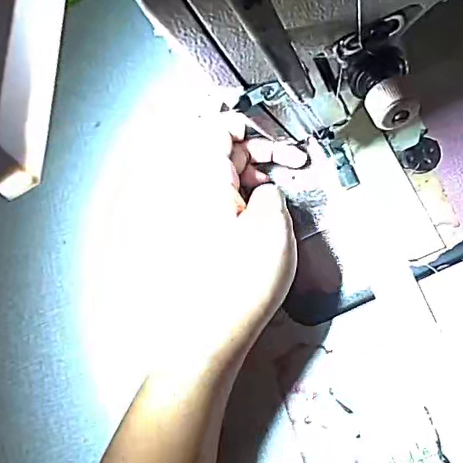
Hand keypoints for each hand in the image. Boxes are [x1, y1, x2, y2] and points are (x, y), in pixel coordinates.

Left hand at [167, 112, 305, 365]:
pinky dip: (232, 203)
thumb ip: (271, 191)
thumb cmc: (232, 288)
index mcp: (199, 178)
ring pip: (214, 179)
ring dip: (246, 181)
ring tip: (272, 202)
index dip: (254, 128)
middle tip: (285, 170)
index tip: (279, 143)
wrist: (204, 335)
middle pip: (216, 151)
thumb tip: (266, 190)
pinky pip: (207, 203)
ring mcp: (176, 215)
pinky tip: (253, 223)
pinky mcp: (180, 237)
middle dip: (255, 156)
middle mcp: (180, 191)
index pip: (219, 127)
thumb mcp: (273, 225)